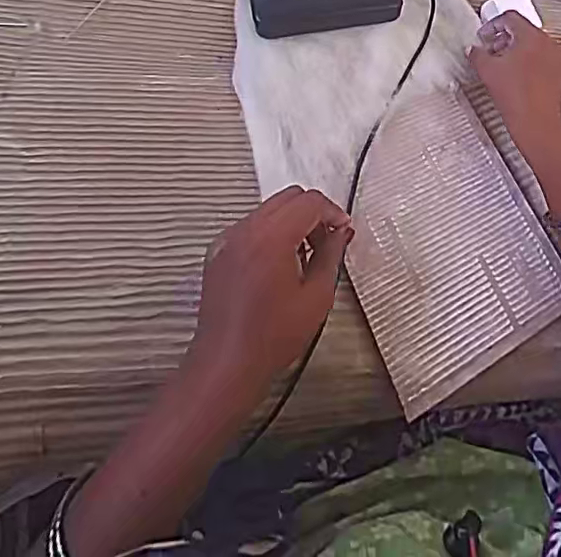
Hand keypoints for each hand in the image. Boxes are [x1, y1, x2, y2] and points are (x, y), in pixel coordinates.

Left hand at [189, 187, 351, 385]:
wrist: (226, 362)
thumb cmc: (269, 338)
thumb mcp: (316, 296)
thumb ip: (331, 255)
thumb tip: (340, 233)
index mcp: (271, 236)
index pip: (309, 201)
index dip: (332, 212)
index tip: (342, 229)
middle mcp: (246, 230)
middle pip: (288, 197)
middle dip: (313, 213)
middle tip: (327, 241)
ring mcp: (229, 239)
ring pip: (269, 209)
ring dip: (291, 222)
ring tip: (304, 257)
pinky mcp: (218, 251)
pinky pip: (250, 227)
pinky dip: (269, 234)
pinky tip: (279, 265)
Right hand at [469, 11, 560, 151]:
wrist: (536, 122)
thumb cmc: (517, 98)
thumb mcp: (486, 69)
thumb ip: (476, 53)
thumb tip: (474, 50)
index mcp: (531, 36)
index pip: (510, 18)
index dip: (493, 24)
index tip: (486, 34)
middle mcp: (549, 43)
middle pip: (523, 30)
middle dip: (505, 39)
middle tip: (492, 49)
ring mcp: (558, 58)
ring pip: (535, 44)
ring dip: (518, 50)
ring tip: (504, 65)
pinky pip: (544, 59)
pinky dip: (531, 62)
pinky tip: (519, 76)